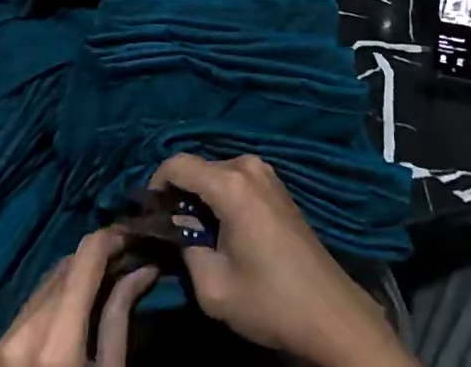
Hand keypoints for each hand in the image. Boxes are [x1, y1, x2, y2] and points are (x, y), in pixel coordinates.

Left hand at [0, 229, 157, 366]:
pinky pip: (37, 299)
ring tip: (113, 276)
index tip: (141, 237)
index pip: (87, 255)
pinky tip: (84, 300)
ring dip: (84, 270)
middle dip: (104, 253)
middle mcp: (25, 328)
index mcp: (56, 338)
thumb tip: (145, 267)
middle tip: (135, 257)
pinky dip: (64, 290)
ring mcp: (6, 337)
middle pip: (70, 261)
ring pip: (52, 276)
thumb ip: (121, 314)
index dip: (117, 235)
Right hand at [149, 154, 417, 366]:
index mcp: (231, 183)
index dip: (154, 185)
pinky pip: (236, 181)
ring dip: (199, 197)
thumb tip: (171, 226)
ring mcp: (267, 173)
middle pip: (198, 167)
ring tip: (190, 235)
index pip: (178, 164)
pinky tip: (218, 230)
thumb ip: (183, 246)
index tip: (145, 216)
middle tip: (164, 232)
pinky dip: (219, 198)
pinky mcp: (276, 186)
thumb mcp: (211, 283)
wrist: (325, 307)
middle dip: (177, 194)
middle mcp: (249, 166)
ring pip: (216, 173)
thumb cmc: (267, 298)